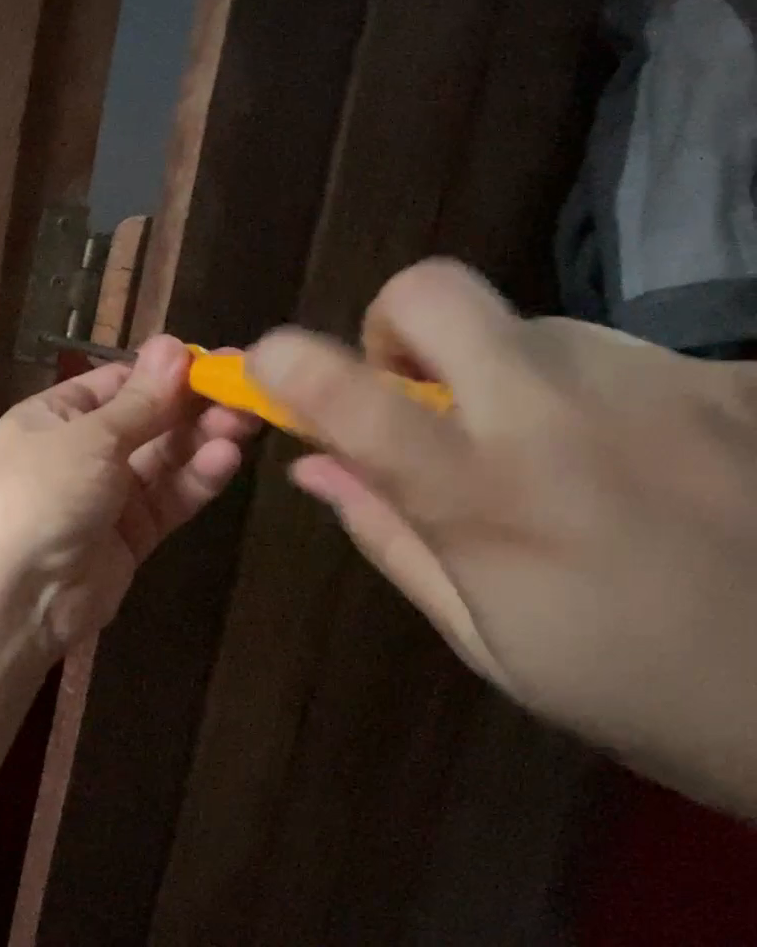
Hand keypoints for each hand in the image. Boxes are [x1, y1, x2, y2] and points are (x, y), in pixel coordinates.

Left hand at [0, 335, 257, 651]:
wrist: (14, 595)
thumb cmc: (39, 495)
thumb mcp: (86, 439)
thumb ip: (139, 402)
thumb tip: (173, 346)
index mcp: (50, 418)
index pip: (112, 384)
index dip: (161, 371)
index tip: (216, 360)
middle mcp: (77, 452)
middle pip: (144, 419)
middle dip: (192, 404)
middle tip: (248, 391)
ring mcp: (104, 495)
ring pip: (162, 458)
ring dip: (200, 438)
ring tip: (246, 421)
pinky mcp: (130, 535)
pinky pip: (167, 498)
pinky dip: (195, 478)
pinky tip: (227, 458)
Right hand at [248, 259, 756, 813]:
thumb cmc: (628, 683)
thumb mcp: (479, 632)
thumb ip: (387, 533)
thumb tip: (312, 465)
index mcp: (483, 495)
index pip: (349, 393)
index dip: (284, 362)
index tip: (266, 369)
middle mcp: (562, 416)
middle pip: (432, 293)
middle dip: (394, 328)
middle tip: (419, 391)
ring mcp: (662, 385)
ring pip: (531, 326)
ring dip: (505, 370)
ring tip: (552, 448)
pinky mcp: (740, 380)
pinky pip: (621, 356)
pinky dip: (595, 393)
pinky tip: (637, 459)